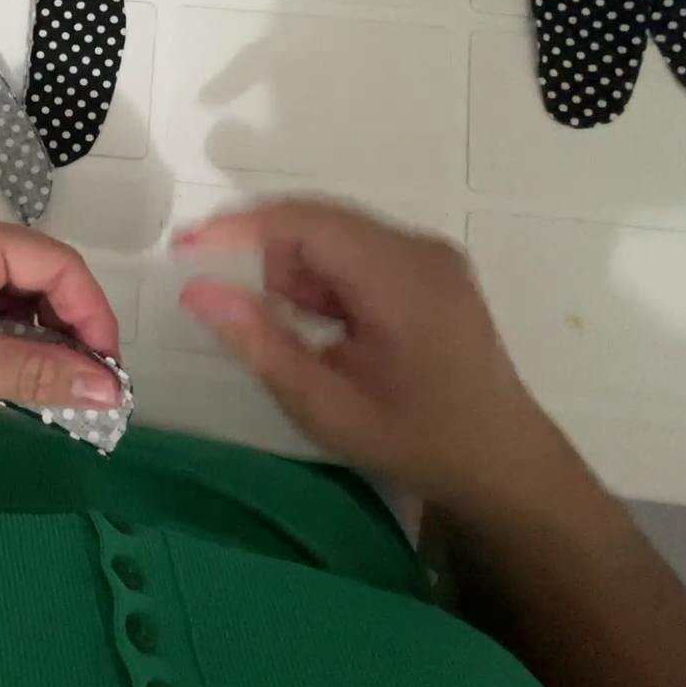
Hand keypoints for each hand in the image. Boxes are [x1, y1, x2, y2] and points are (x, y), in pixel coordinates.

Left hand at [0, 207, 124, 417]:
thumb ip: (33, 372)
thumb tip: (110, 388)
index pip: (57, 262)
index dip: (92, 314)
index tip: (106, 372)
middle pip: (36, 272)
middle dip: (63, 328)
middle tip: (77, 388)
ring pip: (9, 289)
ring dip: (32, 335)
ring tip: (41, 387)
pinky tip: (1, 371)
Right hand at [176, 198, 571, 508]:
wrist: (503, 464)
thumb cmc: (414, 441)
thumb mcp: (324, 406)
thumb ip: (258, 343)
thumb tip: (194, 290)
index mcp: (403, 280)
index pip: (304, 223)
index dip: (236, 228)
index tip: (182, 246)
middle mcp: (417, 249)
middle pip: (311, 222)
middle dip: (266, 261)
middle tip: (257, 321)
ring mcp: (422, 252)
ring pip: (323, 233)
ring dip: (292, 275)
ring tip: (309, 337)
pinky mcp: (419, 263)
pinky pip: (343, 248)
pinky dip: (315, 280)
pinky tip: (328, 326)